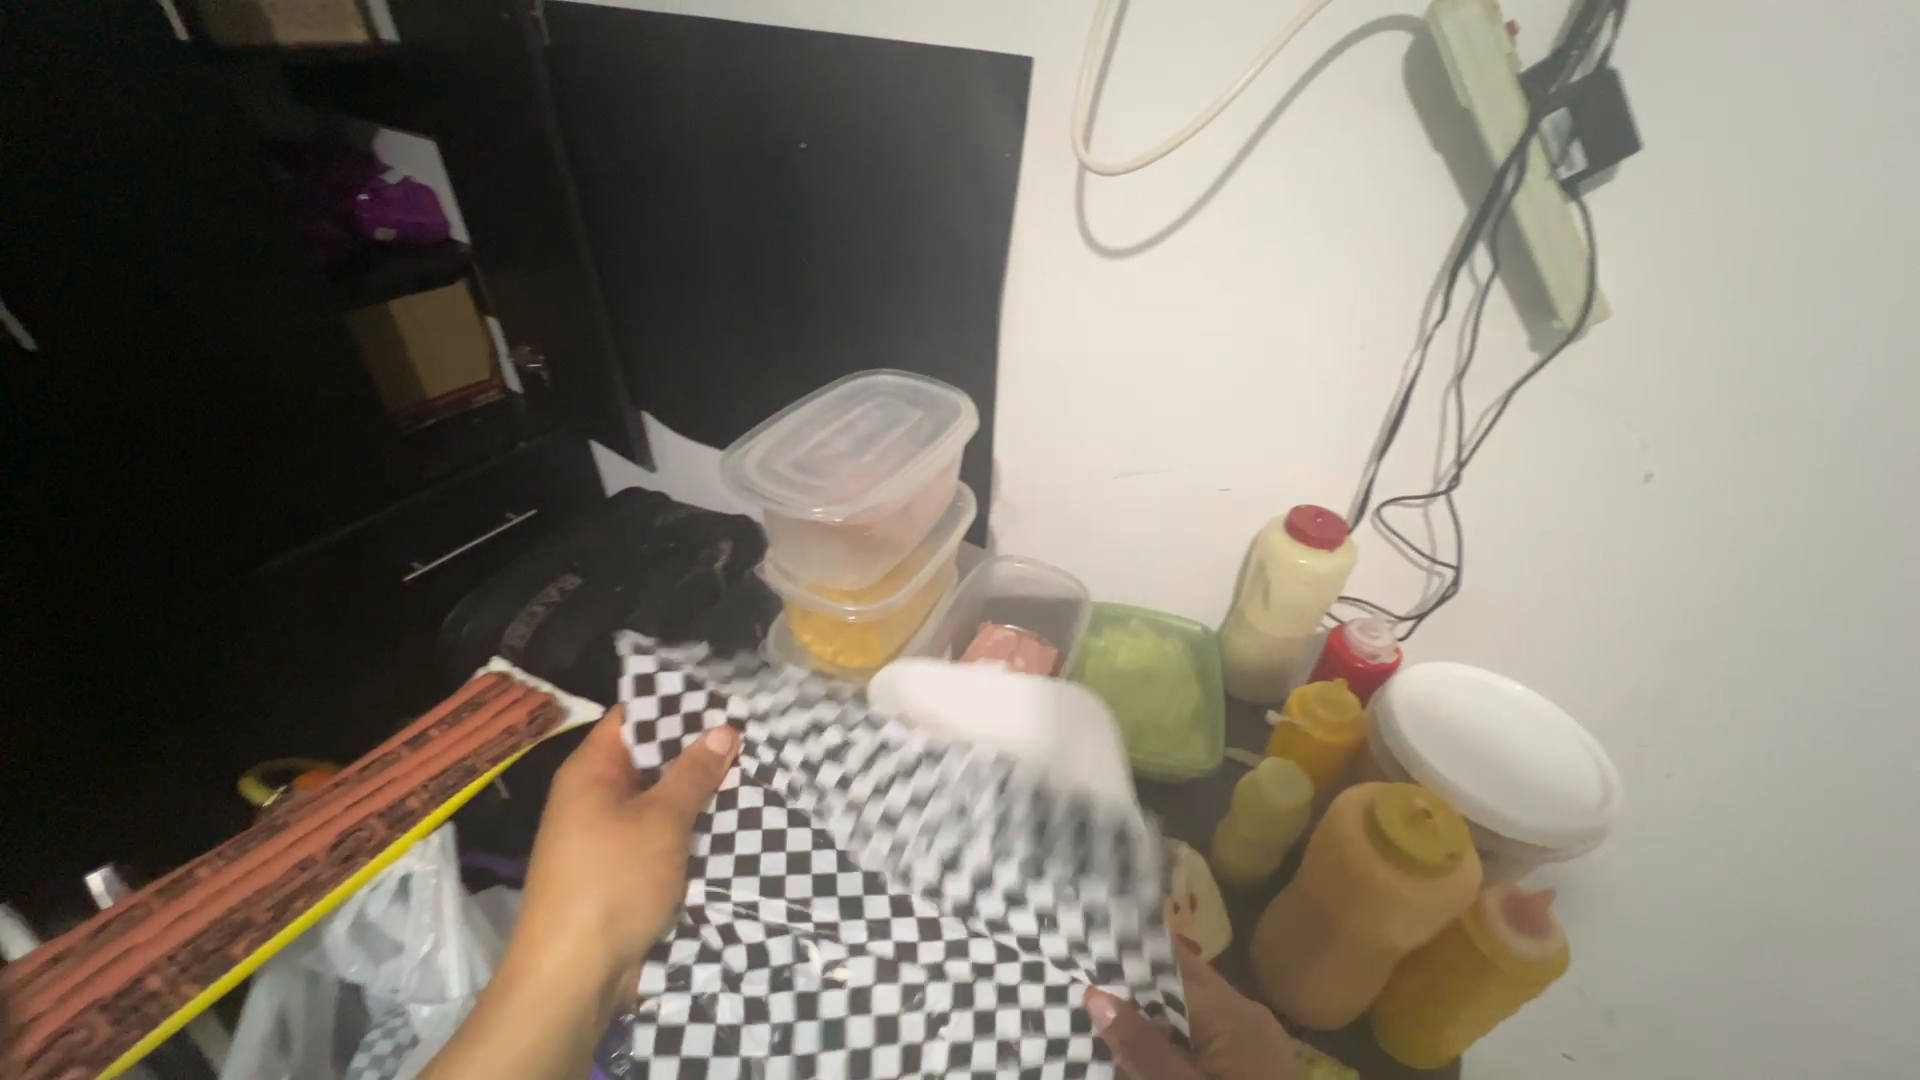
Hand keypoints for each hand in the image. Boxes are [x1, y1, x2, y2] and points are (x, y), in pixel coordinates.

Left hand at [513, 704, 740, 978]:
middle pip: (651, 755)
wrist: (573, 978)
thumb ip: (694, 772)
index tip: (724, 696)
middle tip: (751, 731)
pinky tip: (733, 816)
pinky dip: (691, 824)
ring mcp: (608, 833)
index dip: (676, 702)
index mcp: (591, 771)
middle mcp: (596, 795)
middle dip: (698, 747)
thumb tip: (724, 729)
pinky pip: (661, 831)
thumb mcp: (661, 820)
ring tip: (753, 767)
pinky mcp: (623, 867)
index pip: (633, 715)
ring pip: (661, 796)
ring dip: (699, 789)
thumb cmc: (612, 883)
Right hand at [1085, 940, 1298, 1079]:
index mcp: (1232, 1014)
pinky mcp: (1254, 1071)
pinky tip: (1144, 1055)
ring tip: (1103, 1019)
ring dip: (1151, 1015)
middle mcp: (1247, 1017)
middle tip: (1084, 985)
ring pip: (1190, 1012)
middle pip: (1180, 983)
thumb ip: (1140, 1047)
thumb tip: (1095, 994)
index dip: (1127, 958)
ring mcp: (1255, 1046)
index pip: (1169, 963)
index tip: (1084, 953)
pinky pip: (1205, 1039)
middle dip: (1134, 985)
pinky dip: (1173, 1041)